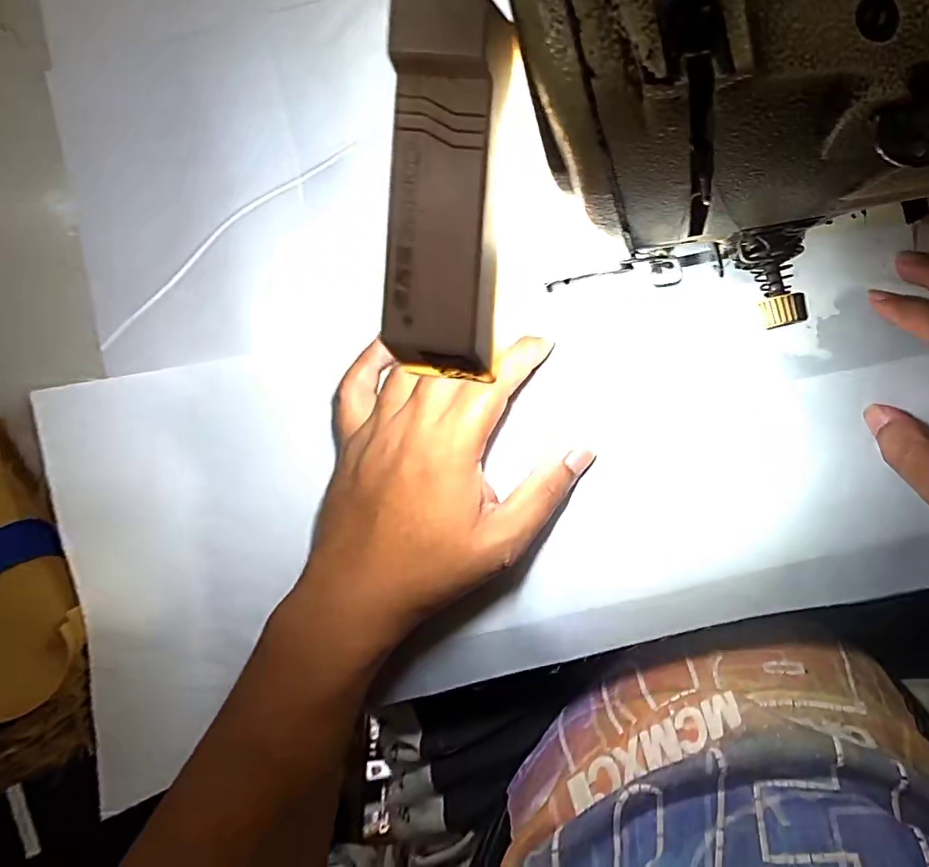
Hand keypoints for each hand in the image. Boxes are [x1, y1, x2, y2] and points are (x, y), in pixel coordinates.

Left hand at [299, 337, 594, 647]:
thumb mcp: (502, 541)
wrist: (356, 596)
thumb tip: (577, 455)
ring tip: (463, 332)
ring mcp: (376, 431)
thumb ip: (544, 493)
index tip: (538, 345)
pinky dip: (369, 360)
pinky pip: (354, 387)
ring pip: (407, 367)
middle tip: (507, 338)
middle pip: (450, 362)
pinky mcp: (351, 442)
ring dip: (438, 343)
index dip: (520, 356)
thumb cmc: (426, 571)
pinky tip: (387, 348)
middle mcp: (411, 428)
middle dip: (485, 342)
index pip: (491, 381)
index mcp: (450, 446)